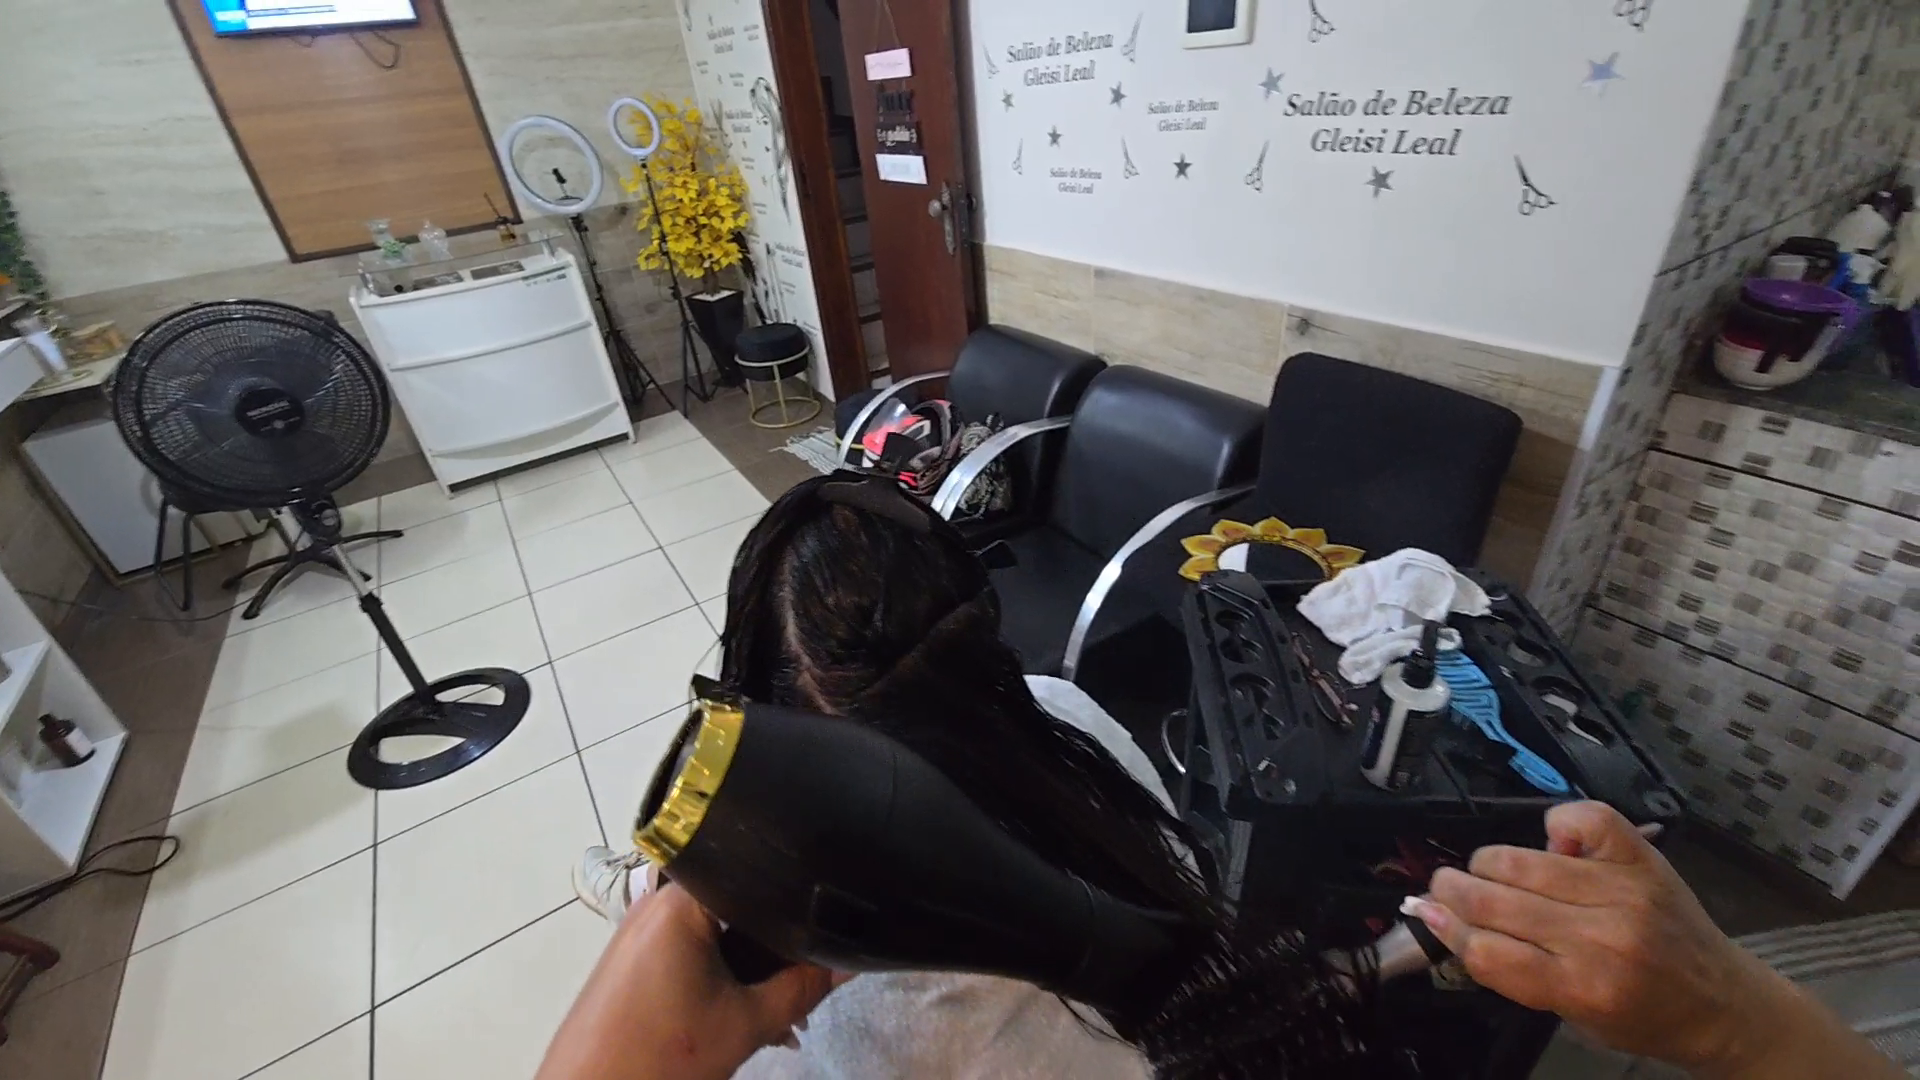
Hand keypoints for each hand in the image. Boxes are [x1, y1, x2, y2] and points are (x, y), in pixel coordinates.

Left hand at [538, 884, 838, 1079]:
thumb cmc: (659, 1056)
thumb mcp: (744, 1025)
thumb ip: (803, 988)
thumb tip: (852, 960)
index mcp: (683, 896)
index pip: (756, 867)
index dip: (796, 882)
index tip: (831, 897)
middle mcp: (660, 898)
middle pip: (739, 897)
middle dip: (776, 932)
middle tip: (814, 960)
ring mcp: (643, 926)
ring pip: (718, 924)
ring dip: (752, 955)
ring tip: (786, 996)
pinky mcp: (635, 955)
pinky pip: (695, 943)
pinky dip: (724, 966)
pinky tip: (749, 1002)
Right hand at [1408, 803, 1896, 1078]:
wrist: (1729, 1008)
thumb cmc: (1640, 1014)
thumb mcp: (1567, 1011)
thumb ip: (1502, 965)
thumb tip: (1432, 912)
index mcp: (1583, 989)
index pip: (1483, 950)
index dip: (1446, 928)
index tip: (1431, 913)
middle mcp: (1602, 939)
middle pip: (1487, 898)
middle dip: (1451, 889)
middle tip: (1450, 889)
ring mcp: (1622, 892)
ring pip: (1511, 857)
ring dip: (1489, 865)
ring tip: (1500, 875)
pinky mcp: (1640, 858)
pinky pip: (1575, 818)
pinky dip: (1556, 826)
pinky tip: (1558, 848)